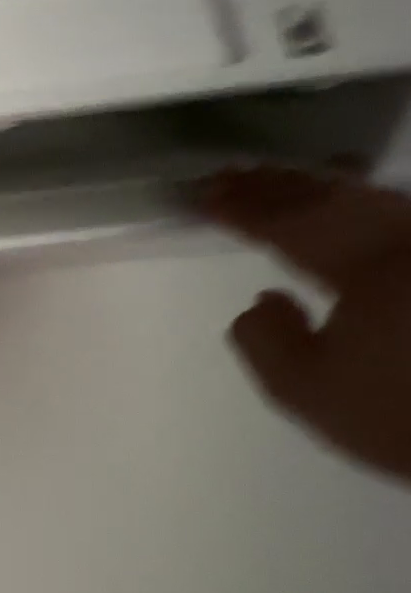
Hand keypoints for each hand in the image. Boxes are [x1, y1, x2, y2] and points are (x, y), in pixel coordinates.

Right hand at [205, 166, 410, 481]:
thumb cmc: (406, 416)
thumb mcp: (307, 392)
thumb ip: (264, 341)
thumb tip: (264, 300)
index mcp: (370, 267)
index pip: (290, 225)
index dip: (243, 209)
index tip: (202, 194)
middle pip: (342, 202)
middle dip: (283, 188)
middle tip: (234, 176)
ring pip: (385, 203)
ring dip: (327, 190)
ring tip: (287, 182)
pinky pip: (407, 220)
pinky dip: (370, 206)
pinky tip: (356, 204)